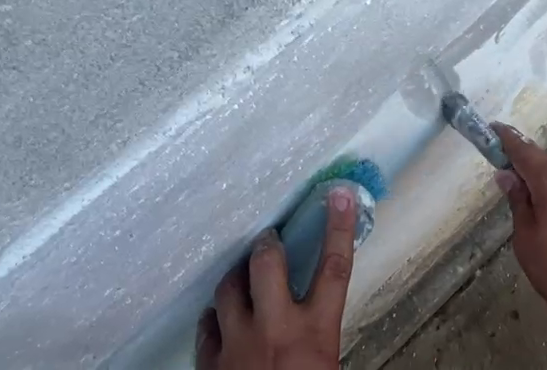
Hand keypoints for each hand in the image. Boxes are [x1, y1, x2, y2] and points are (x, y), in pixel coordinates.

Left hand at [196, 184, 358, 369]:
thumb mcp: (326, 368)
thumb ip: (321, 339)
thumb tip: (319, 315)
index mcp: (315, 334)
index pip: (334, 267)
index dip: (339, 225)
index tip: (340, 193)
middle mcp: (275, 329)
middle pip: (268, 263)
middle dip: (268, 244)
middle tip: (270, 241)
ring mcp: (237, 346)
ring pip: (229, 287)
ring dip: (238, 277)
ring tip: (245, 275)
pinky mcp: (209, 365)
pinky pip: (206, 324)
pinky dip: (214, 315)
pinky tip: (221, 317)